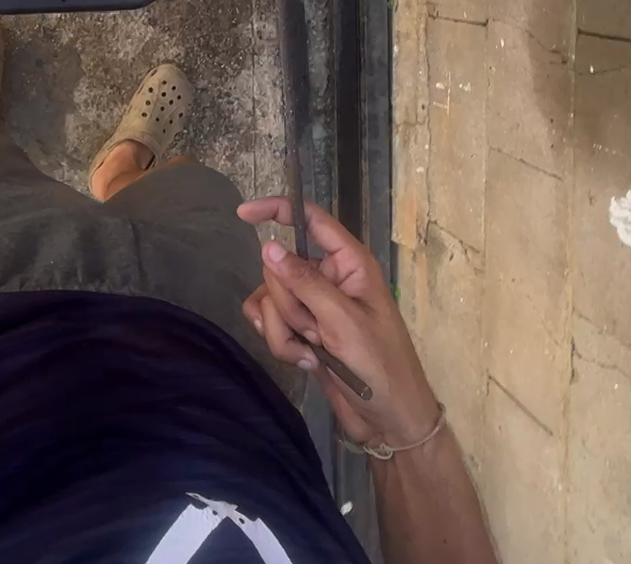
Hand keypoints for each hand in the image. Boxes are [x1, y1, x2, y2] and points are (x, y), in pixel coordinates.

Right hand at [237, 198, 440, 449]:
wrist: (388, 421)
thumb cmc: (380, 365)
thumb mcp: (343, 322)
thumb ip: (305, 282)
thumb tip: (268, 246)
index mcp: (348, 262)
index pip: (309, 219)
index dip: (277, 209)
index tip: (243, 213)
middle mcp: (328, 277)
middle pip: (280, 267)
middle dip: (290, 304)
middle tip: (316, 331)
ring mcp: (314, 304)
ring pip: (271, 298)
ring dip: (284, 330)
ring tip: (313, 352)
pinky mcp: (302, 329)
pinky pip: (270, 321)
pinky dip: (280, 342)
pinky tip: (303, 361)